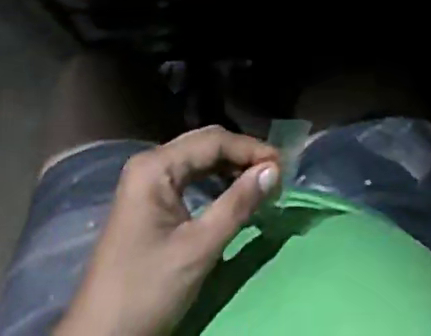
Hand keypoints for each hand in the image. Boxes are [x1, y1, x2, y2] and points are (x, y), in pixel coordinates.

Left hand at [56, 126, 279, 335]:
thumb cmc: (148, 289)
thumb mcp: (198, 249)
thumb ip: (237, 205)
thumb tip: (273, 170)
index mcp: (155, 166)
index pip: (212, 141)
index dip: (250, 149)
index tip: (284, 166)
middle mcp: (149, 164)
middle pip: (204, 145)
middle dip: (241, 155)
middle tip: (276, 174)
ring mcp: (146, 183)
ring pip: (197, 161)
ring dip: (229, 168)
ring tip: (262, 183)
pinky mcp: (148, 203)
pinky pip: (188, 179)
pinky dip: (214, 183)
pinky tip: (234, 195)